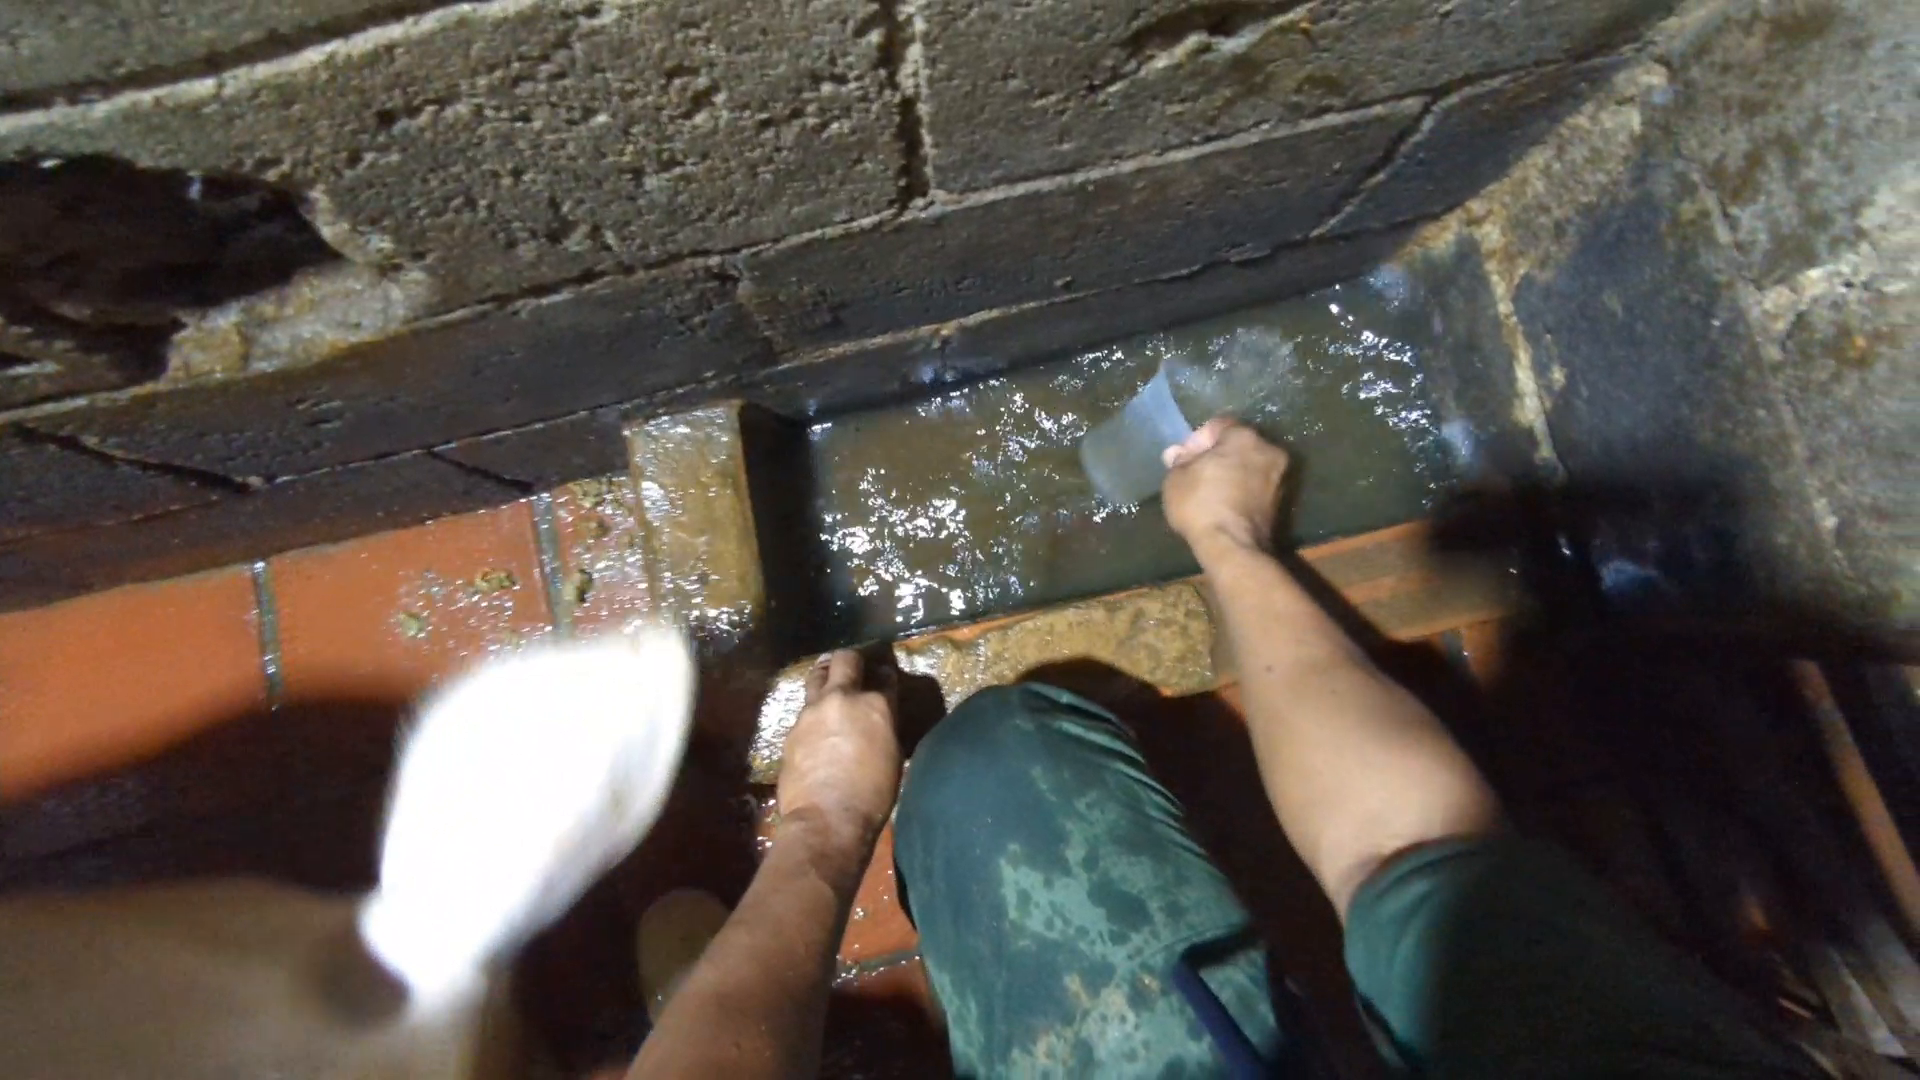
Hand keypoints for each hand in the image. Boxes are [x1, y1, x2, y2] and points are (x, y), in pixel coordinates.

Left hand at [776, 650, 901, 846]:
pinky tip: (816, 729)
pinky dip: (813, 714)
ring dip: (825, 679)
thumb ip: (884, 725)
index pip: (885, 676)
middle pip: (845, 659)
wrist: (827, 820)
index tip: (884, 678)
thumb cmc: (873, 795)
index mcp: (876, 705)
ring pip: (817, 678)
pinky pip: (804, 711)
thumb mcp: (892, 755)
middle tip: (854, 667)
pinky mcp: (792, 729)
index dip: (885, 676)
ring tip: (829, 688)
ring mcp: (813, 711)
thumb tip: (878, 717)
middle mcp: (843, 698)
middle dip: (851, 659)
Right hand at [1161, 417, 1289, 554]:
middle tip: (1196, 473)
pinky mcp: (1282, 501)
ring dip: (1232, 472)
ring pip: (1250, 465)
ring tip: (1210, 491)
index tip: (1184, 459)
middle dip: (1217, 455)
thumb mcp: (1175, 480)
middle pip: (1238, 444)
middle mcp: (1269, 450)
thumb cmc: (1200, 505)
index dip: (1197, 440)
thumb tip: (1178, 453)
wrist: (1233, 547)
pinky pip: (1256, 485)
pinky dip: (1242, 489)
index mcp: (1244, 437)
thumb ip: (1179, 461)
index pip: (1218, 425)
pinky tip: (1224, 503)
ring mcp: (1280, 476)